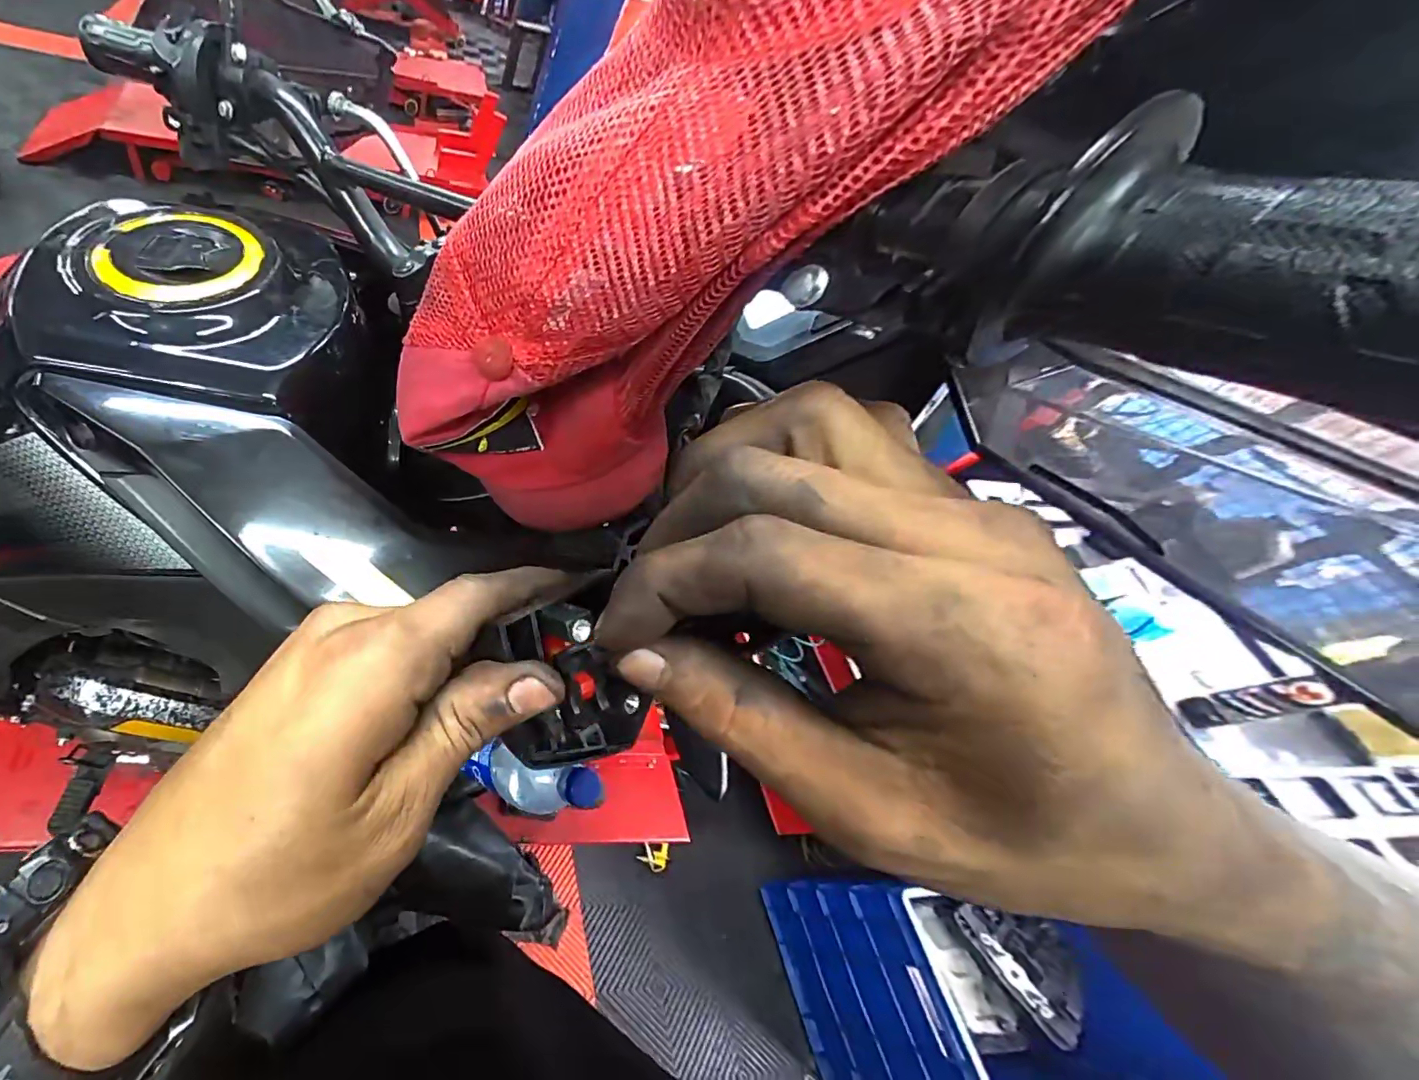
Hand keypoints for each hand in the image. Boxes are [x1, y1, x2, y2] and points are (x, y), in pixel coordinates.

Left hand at [24, 568, 567, 1068]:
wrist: (158, 894)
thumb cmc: (284, 871)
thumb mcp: (395, 809)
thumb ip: (463, 724)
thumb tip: (535, 672)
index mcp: (371, 656)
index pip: (471, 595)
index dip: (529, 585)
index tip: (575, 587)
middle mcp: (338, 628)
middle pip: (441, 611)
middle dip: (499, 631)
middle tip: (550, 671)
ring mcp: (307, 642)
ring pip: (408, 628)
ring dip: (456, 654)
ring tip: (499, 698)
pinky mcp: (291, 664)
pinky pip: (372, 645)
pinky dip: (415, 666)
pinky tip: (432, 705)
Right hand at [597, 382, 1300, 955]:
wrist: (1157, 822)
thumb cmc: (1016, 838)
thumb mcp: (861, 811)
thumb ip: (738, 719)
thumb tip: (637, 652)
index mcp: (958, 625)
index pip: (763, 550)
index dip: (663, 583)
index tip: (617, 634)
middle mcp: (968, 534)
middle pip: (771, 470)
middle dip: (675, 530)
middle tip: (649, 598)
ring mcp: (971, 503)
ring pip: (809, 417)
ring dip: (723, 468)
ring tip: (694, 543)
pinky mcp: (962, 498)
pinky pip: (849, 430)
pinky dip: (777, 455)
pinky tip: (761, 517)